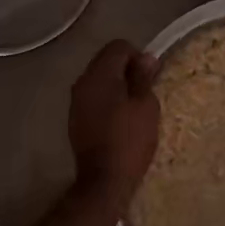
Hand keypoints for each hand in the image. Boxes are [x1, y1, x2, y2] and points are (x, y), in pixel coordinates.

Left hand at [68, 40, 159, 200]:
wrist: (104, 179)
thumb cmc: (130, 139)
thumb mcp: (146, 106)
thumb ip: (143, 77)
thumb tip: (146, 57)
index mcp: (99, 74)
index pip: (118, 46)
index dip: (137, 55)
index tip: (150, 76)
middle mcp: (82, 81)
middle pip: (105, 60)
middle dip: (125, 69)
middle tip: (145, 90)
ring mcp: (75, 100)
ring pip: (98, 79)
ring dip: (115, 85)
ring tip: (133, 106)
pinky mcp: (74, 118)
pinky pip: (92, 97)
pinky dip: (105, 100)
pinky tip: (118, 119)